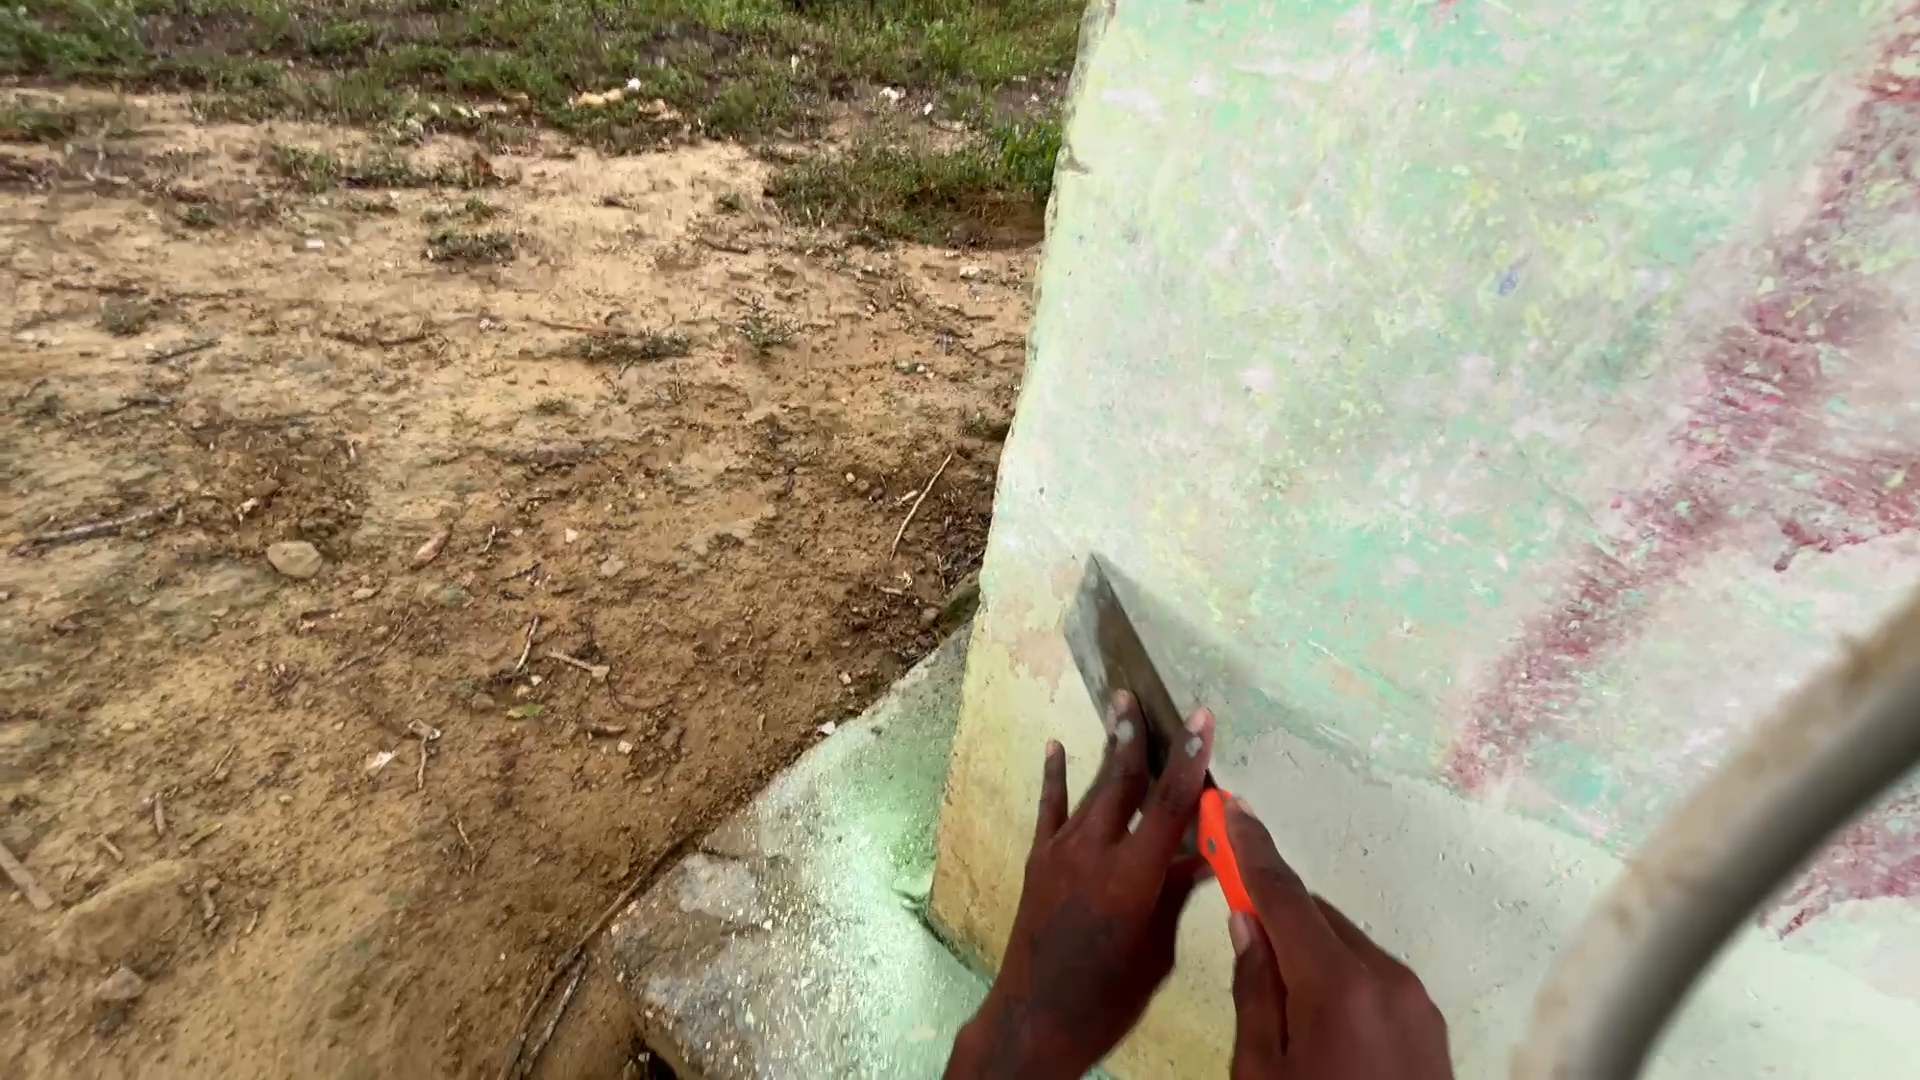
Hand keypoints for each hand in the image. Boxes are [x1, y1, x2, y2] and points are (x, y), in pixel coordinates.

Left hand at [945, 691, 1215, 1079]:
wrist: (1035, 1014)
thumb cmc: (1109, 994)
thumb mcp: (1156, 948)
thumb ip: (1175, 891)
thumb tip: (1204, 853)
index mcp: (1132, 875)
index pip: (1169, 805)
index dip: (1189, 758)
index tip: (1201, 718)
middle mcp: (1094, 849)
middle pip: (1124, 781)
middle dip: (1136, 735)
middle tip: (1140, 695)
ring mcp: (1061, 848)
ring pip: (1093, 787)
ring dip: (1109, 748)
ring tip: (1117, 706)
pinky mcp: (1038, 855)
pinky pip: (1049, 807)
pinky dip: (1054, 776)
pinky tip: (1053, 746)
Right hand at [1226, 800, 1452, 1079]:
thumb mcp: (1260, 1072)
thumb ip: (1253, 986)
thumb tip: (1247, 920)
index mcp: (1338, 986)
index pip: (1281, 892)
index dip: (1248, 845)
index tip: (1229, 805)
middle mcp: (1386, 978)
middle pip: (1312, 913)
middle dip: (1271, 910)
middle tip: (1236, 920)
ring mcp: (1415, 1000)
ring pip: (1339, 939)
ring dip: (1302, 943)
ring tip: (1279, 996)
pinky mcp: (1428, 1022)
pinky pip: (1366, 969)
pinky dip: (1332, 968)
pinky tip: (1316, 1012)